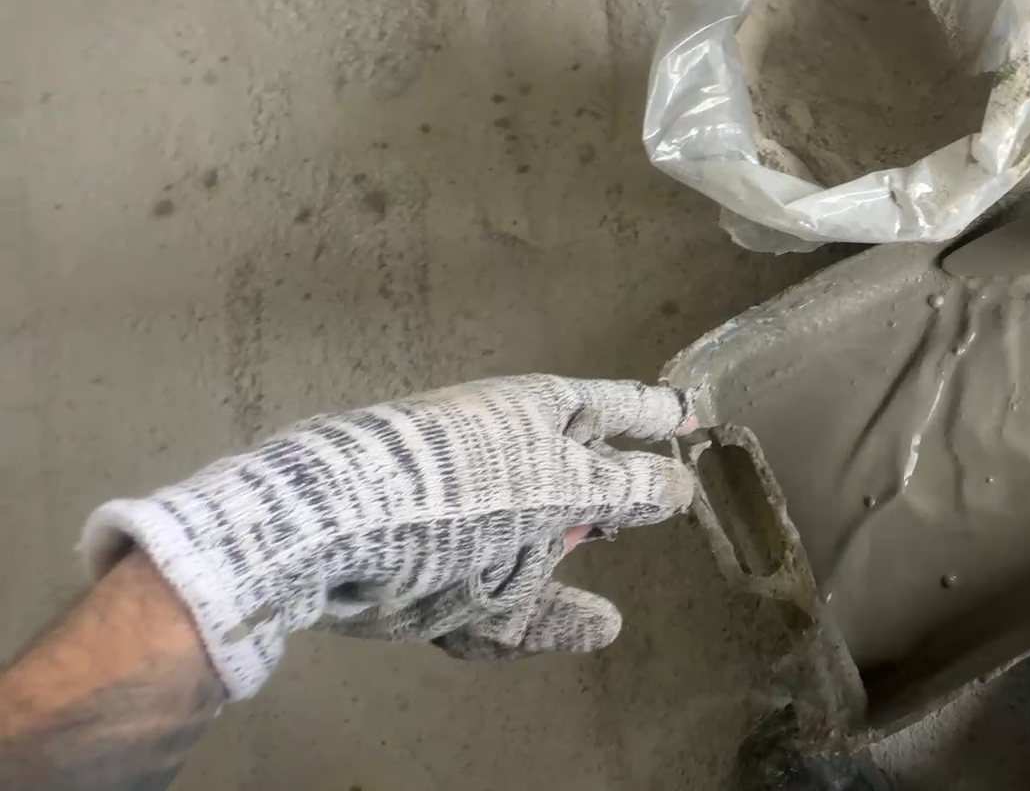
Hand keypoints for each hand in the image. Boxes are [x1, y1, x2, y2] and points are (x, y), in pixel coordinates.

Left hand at [81, 375, 698, 699]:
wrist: (326, 534)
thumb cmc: (460, 482)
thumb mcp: (560, 481)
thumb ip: (626, 488)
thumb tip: (680, 488)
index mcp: (543, 415)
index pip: (622, 406)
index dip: (663, 413)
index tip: (697, 418)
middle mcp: (516, 462)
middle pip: (586, 476)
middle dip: (616, 497)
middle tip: (652, 508)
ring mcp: (481, 520)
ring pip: (550, 543)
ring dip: (572, 564)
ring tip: (608, 597)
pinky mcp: (453, 577)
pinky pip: (517, 602)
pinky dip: (551, 619)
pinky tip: (599, 629)